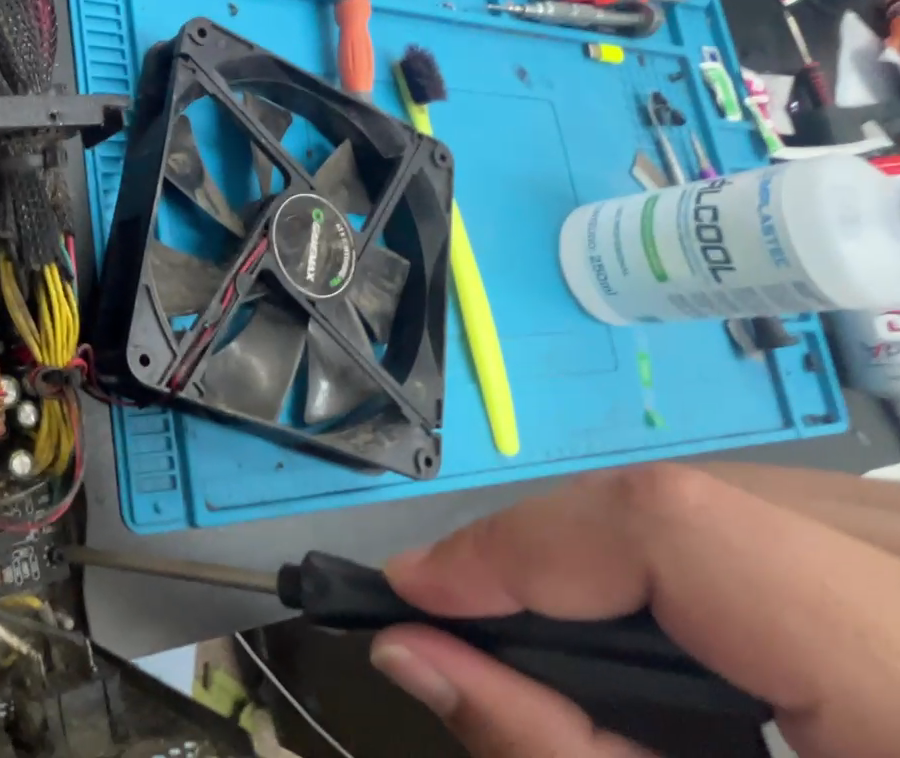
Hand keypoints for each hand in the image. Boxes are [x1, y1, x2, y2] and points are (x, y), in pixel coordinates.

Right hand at [371, 463, 899, 756]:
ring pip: (754, 496)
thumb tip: (408, 651)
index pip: (678, 529)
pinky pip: (820, 521)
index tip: (420, 593)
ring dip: (626, 549)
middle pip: (701, 502)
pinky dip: (715, 557)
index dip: (518, 544)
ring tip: (567, 619)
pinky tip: (688, 624)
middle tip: (477, 613)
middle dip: (555, 550)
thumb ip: (555, 751)